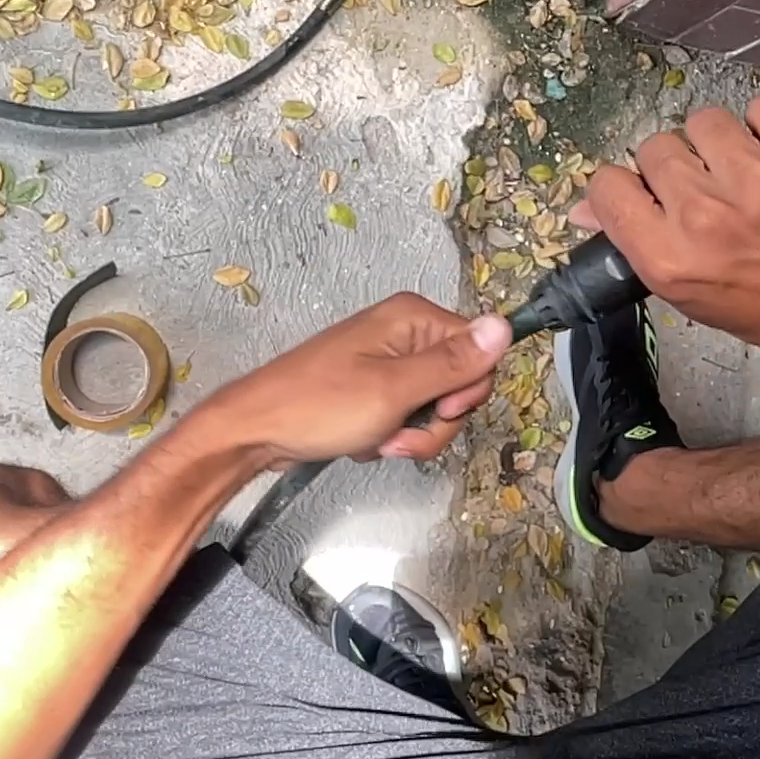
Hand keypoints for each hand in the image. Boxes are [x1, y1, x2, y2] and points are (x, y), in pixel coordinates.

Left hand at [186, 293, 511, 465]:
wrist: (256, 431)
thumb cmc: (318, 406)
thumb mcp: (394, 390)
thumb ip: (453, 363)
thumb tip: (504, 326)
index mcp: (413, 318)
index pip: (479, 353)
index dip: (464, 392)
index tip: (436, 410)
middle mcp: (405, 332)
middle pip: (459, 383)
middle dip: (436, 421)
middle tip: (399, 434)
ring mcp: (389, 360)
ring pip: (435, 405)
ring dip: (413, 434)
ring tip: (378, 439)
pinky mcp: (376, 386)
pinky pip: (409, 413)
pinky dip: (394, 434)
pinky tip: (367, 439)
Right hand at [572, 95, 759, 356]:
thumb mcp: (692, 294)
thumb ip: (638, 243)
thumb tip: (585, 208)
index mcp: (669, 258)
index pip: (607, 187)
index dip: (624, 188)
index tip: (647, 195)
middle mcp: (706, 216)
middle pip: (654, 148)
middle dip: (677, 167)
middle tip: (710, 194)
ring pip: (703, 121)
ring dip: (719, 143)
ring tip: (748, 174)